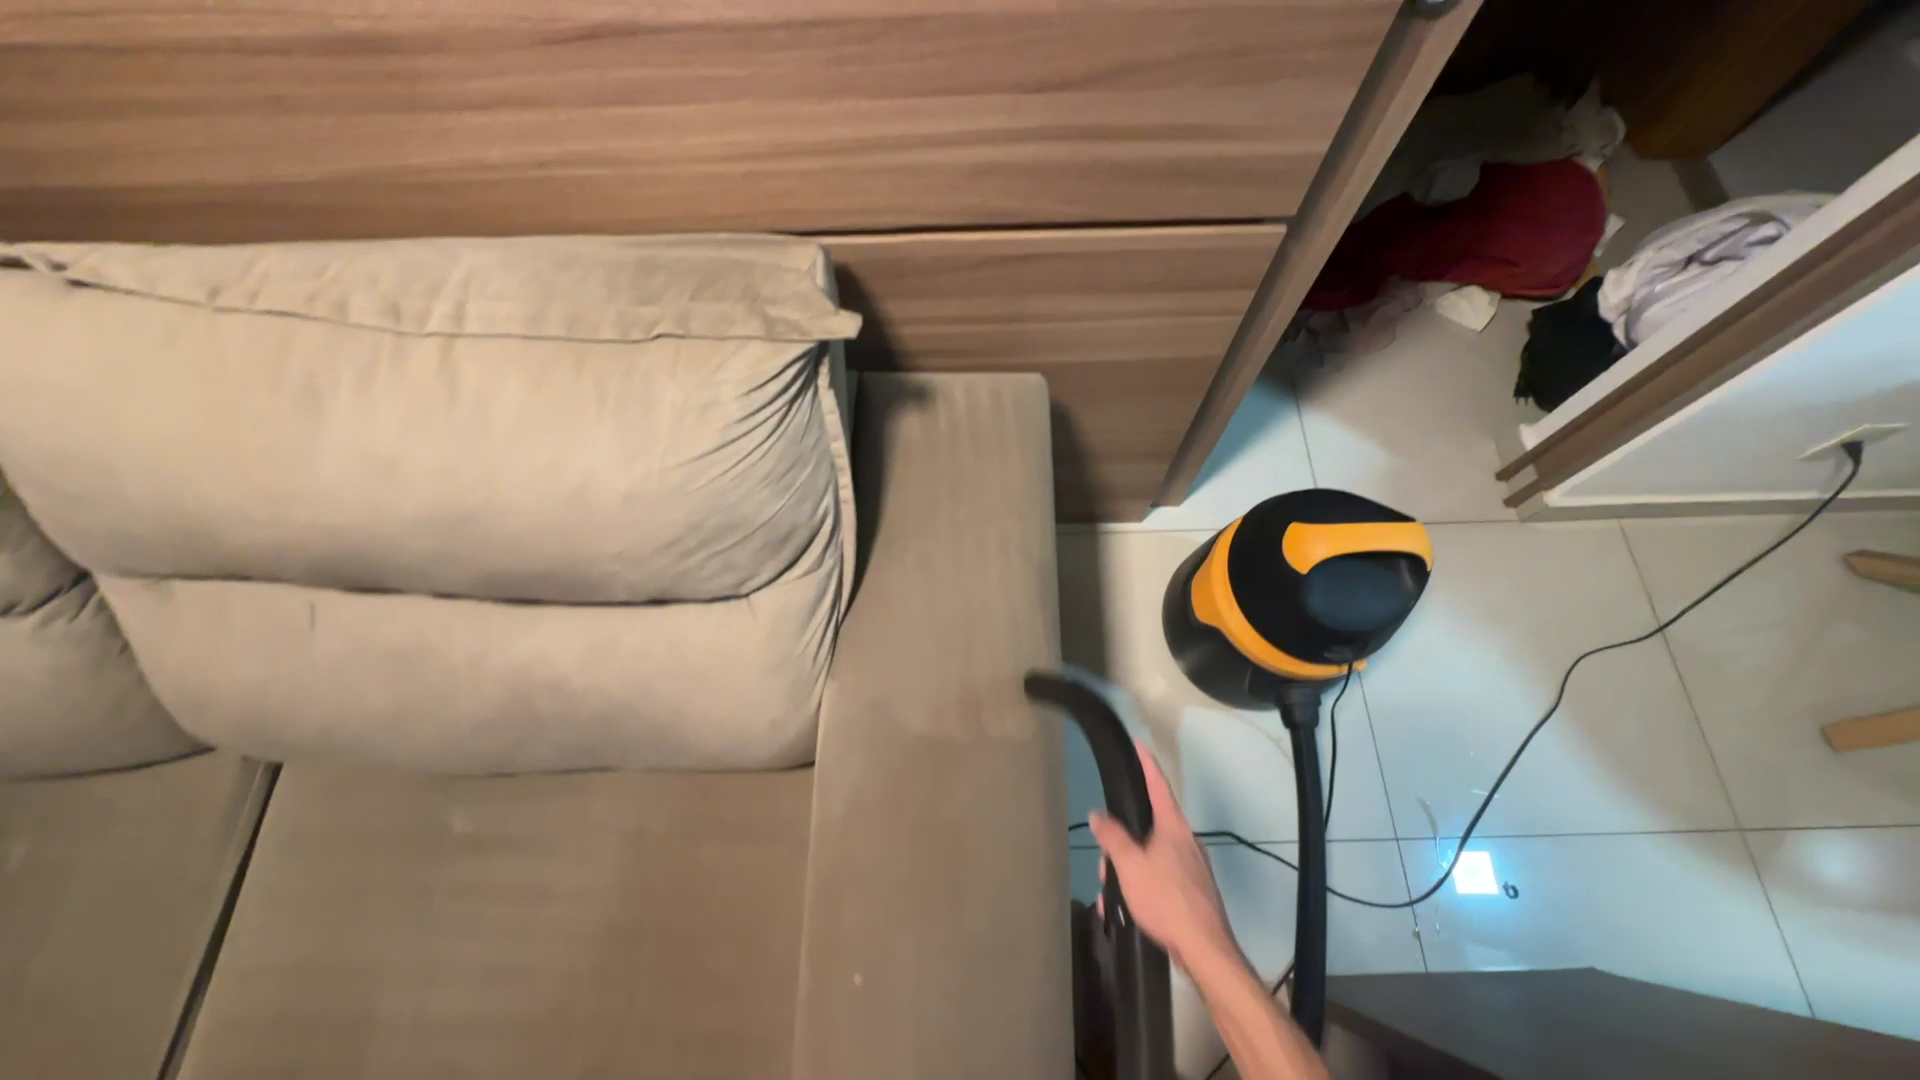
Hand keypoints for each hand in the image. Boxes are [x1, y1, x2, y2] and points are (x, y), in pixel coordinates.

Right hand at [1087, 740, 1241, 975]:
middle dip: (1122, 845)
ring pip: (1150, 857)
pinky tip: (1127, 912)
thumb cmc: (1165, 898)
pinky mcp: (1193, 892)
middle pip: (1147, 829)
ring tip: (1113, 898)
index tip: (1140, 745)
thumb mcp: (1129, 866)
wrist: (1204, 948)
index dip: (1147, 765)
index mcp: (1173, 827)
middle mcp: (1186, 842)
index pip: (1158, 786)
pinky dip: (1141, 889)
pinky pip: (1160, 880)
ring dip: (1128, 873)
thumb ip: (1112, 838)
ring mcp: (1192, 868)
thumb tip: (1098, 815)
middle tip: (1106, 866)